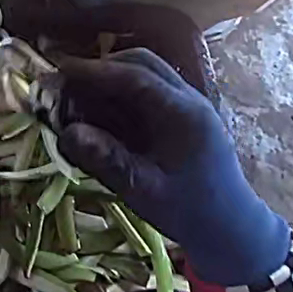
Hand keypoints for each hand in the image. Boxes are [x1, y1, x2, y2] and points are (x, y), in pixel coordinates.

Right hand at [54, 49, 290, 284]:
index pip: (135, 76)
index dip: (95, 70)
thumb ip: (107, 160)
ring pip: (144, 73)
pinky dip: (119, 93)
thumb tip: (67, 132)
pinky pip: (147, 90)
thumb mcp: (144, 191)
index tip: (61, 70)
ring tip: (76, 95)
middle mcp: (188, 99)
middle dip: (100, 68)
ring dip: (109, 78)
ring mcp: (186, 105)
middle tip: (65, 82)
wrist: (231, 229)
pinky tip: (99, 110)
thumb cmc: (190, 212)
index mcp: (184, 114)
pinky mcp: (180, 115)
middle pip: (141, 63)